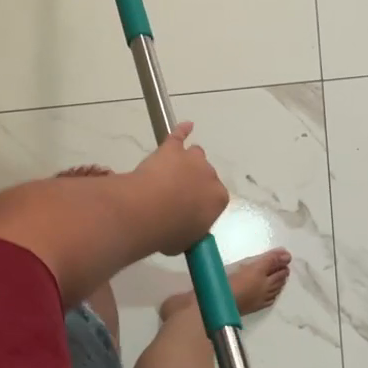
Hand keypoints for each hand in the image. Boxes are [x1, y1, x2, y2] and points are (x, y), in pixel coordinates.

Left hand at [131, 122, 229, 252]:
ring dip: (187, 162)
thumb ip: (191, 232)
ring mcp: (191, 159)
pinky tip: (187, 126)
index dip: (200, 203)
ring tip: (175, 169)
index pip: (215, 198)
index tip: (188, 210)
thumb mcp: (186, 242)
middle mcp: (210, 176)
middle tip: (175, 195)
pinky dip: (183, 130)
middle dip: (193, 183)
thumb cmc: (168, 232)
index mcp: (218, 199)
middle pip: (205, 175)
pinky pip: (180, 135)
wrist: (149, 210)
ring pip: (195, 155)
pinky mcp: (172, 148)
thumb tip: (185, 230)